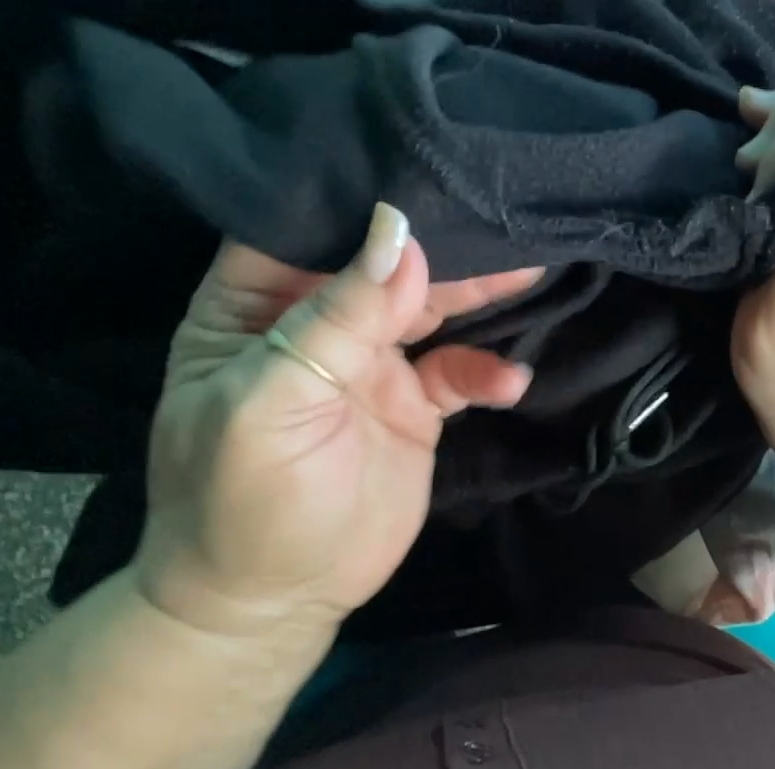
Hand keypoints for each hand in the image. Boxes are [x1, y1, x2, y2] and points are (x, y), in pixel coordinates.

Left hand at [132, 203, 543, 639]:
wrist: (278, 596)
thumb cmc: (243, 499)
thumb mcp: (274, 400)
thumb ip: (338, 318)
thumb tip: (399, 235)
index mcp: (253, 305)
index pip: (307, 228)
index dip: (362, 201)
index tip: (427, 168)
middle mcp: (315, 326)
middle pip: (383, 267)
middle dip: (440, 247)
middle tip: (505, 223)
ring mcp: (370, 369)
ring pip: (430, 314)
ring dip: (478, 299)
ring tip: (531, 274)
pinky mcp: (413, 411)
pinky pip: (458, 376)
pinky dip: (487, 374)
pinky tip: (511, 382)